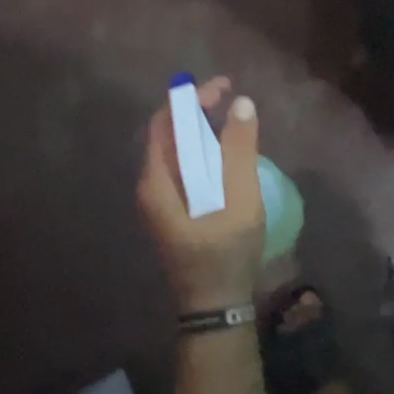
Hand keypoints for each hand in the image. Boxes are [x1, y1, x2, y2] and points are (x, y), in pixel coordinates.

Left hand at [136, 77, 264, 312]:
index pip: (164, 123)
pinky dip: (203, 148)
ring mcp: (161, 200)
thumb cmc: (224, 252)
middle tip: (231, 96)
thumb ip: (239, 149)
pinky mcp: (174, 209)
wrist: (215, 307)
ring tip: (231, 116)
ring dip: (201, 128)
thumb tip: (242, 102)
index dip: (189, 99)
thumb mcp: (238, 198)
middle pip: (168, 133)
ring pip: (176, 150)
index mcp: (157, 182)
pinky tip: (226, 150)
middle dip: (196, 109)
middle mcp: (151, 186)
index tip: (223, 87)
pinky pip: (184, 166)